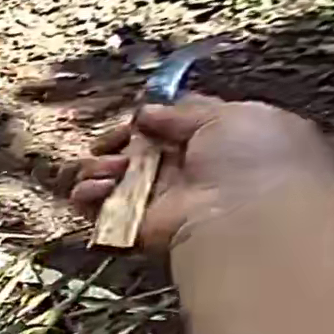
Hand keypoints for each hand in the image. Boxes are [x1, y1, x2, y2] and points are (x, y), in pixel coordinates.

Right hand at [59, 95, 333, 250]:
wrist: (238, 212)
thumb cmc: (248, 158)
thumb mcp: (229, 116)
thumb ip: (183, 111)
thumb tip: (144, 112)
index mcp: (202, 141)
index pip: (158, 127)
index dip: (142, 119)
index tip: (134, 119)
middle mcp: (170, 169)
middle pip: (124, 149)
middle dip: (111, 141)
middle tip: (112, 142)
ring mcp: (143, 197)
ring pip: (100, 174)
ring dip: (98, 166)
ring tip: (115, 168)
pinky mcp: (121, 221)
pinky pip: (88, 205)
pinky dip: (86, 193)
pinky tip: (103, 187)